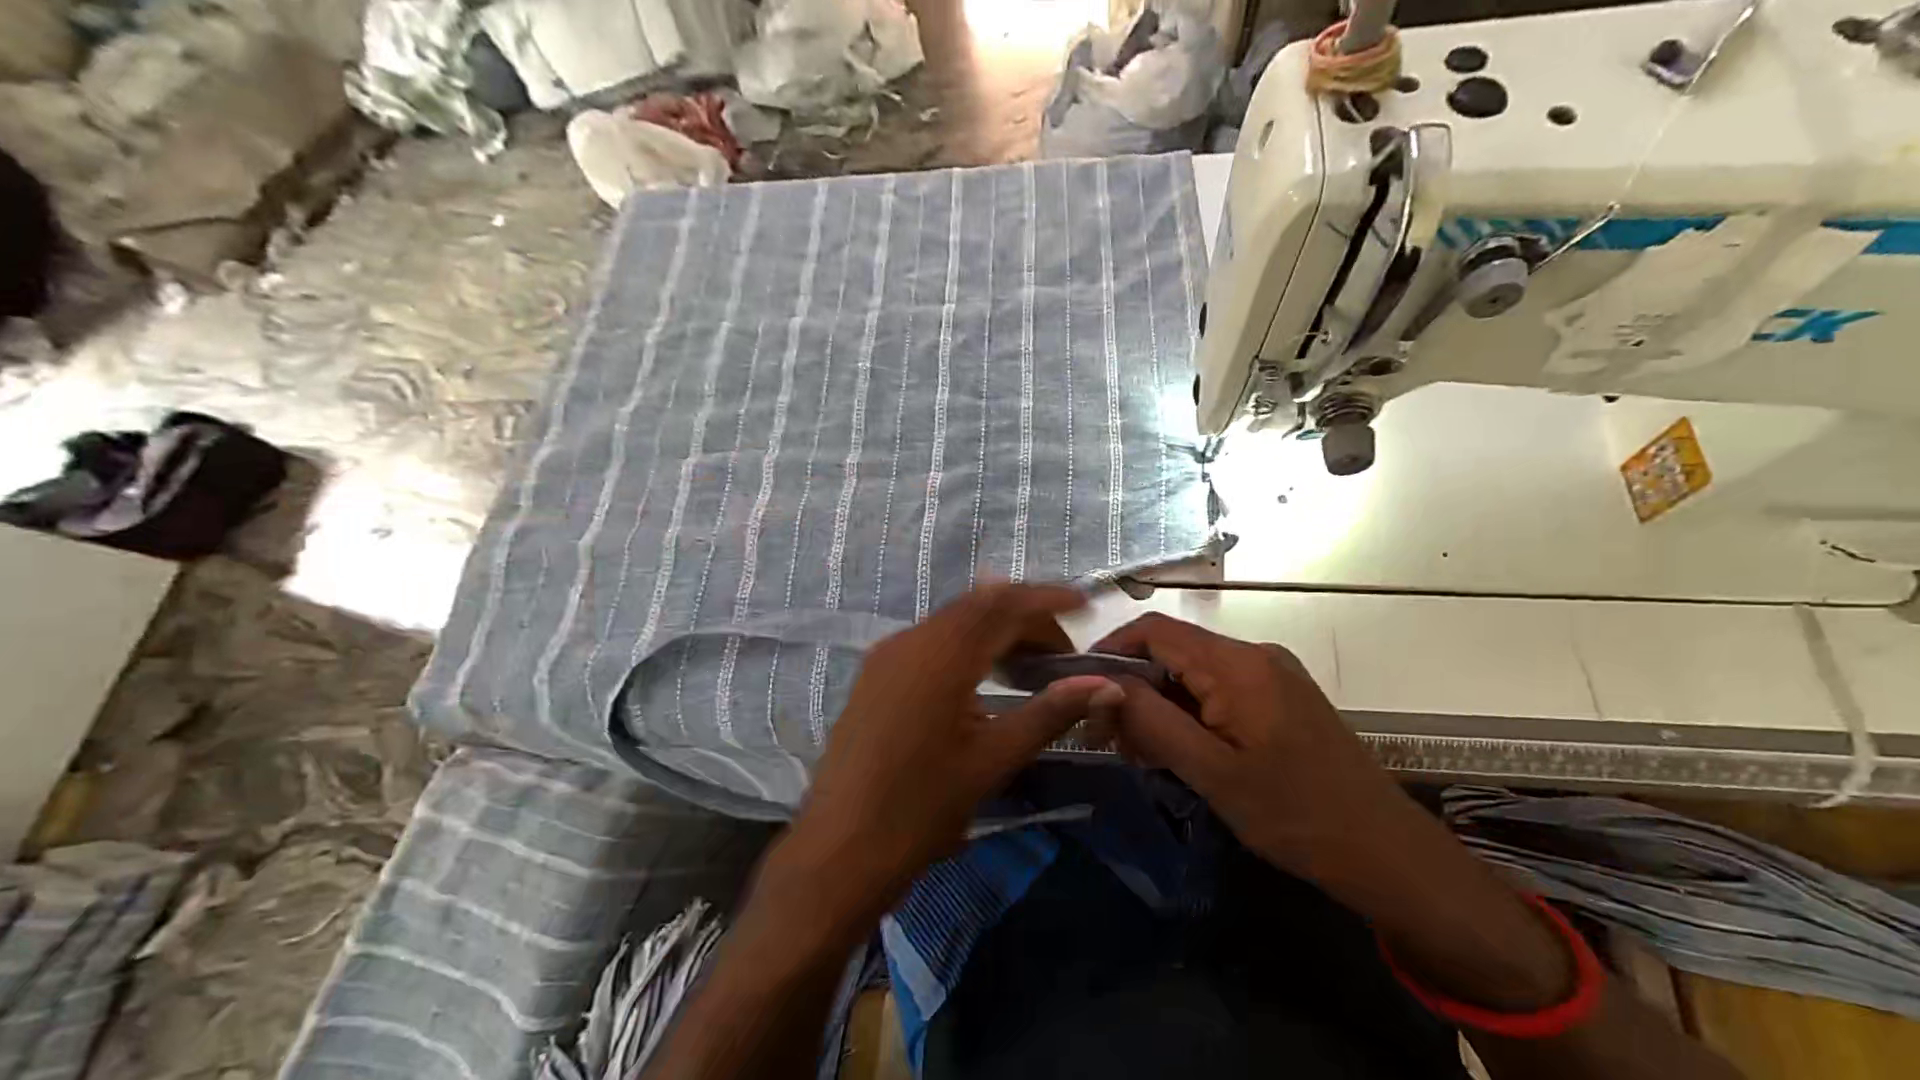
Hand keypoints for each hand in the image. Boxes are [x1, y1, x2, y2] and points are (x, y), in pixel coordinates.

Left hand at [782, 584, 1125, 912]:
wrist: (841, 848)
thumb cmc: (922, 808)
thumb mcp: (994, 759)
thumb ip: (1051, 713)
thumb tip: (1108, 686)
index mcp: (943, 654)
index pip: (1004, 604)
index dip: (1047, 600)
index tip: (1084, 605)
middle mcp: (911, 640)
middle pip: (977, 606)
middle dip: (1024, 617)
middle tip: (1060, 650)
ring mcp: (886, 655)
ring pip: (952, 621)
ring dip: (993, 630)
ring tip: (1028, 663)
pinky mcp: (874, 674)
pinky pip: (930, 640)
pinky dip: (964, 644)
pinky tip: (981, 676)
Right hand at [1093, 612, 1409, 879]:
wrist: (1386, 852)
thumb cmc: (1296, 815)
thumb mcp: (1212, 772)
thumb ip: (1153, 721)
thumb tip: (1103, 683)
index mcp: (1238, 665)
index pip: (1155, 630)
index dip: (1111, 649)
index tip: (1081, 688)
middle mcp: (1255, 655)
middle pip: (1173, 651)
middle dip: (1134, 687)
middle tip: (1111, 738)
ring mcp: (1273, 675)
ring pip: (1193, 672)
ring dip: (1160, 704)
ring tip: (1143, 752)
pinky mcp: (1282, 697)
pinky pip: (1219, 689)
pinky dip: (1189, 712)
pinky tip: (1181, 750)